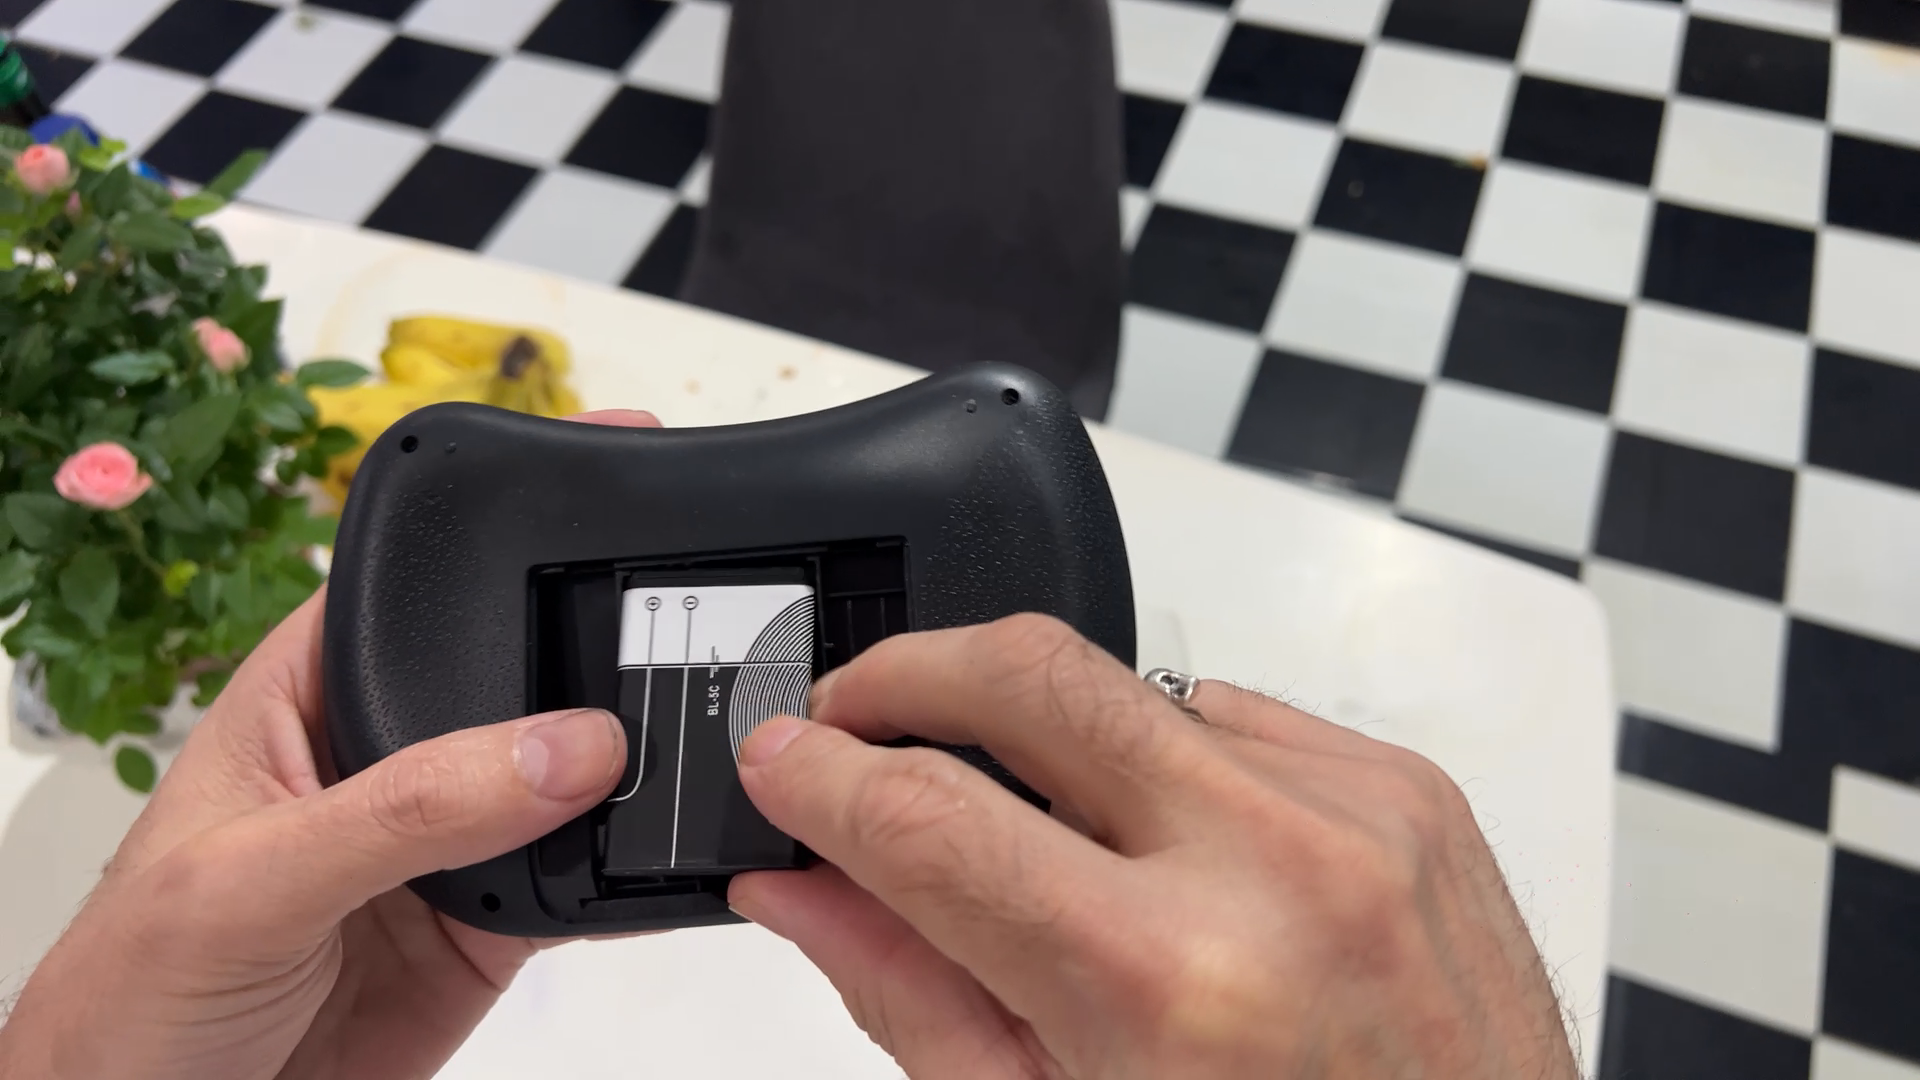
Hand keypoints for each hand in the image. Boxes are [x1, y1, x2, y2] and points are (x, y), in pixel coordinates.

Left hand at [0, 410, 659, 1079]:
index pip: (445, 570)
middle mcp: (425, 731)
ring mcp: (482, 810)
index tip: (625, 461)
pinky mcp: (522, 888)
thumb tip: (575, 745)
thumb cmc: (131, 1009)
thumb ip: (408, 808)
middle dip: (622, 626)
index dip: (531, 509)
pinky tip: (698, 809)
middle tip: (710, 599)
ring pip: (591, 748)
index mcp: (336, 681)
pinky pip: (608, 842)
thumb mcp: (246, 883)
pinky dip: (655, 830)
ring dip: (652, 734)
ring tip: (726, 704)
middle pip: (545, 653)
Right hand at [729, 615, 1578, 1078]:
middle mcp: (1276, 866)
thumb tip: (799, 880)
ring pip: (1117, 682)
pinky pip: (1218, 714)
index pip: (930, 821)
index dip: (823, 775)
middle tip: (855, 706)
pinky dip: (1157, 757)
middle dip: (909, 668)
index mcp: (1173, 993)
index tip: (780, 754)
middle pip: (1027, 669)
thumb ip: (905, 988)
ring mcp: (1351, 802)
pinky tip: (1174, 842)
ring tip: (1040, 820)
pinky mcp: (1395, 777)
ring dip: (1041, 730)